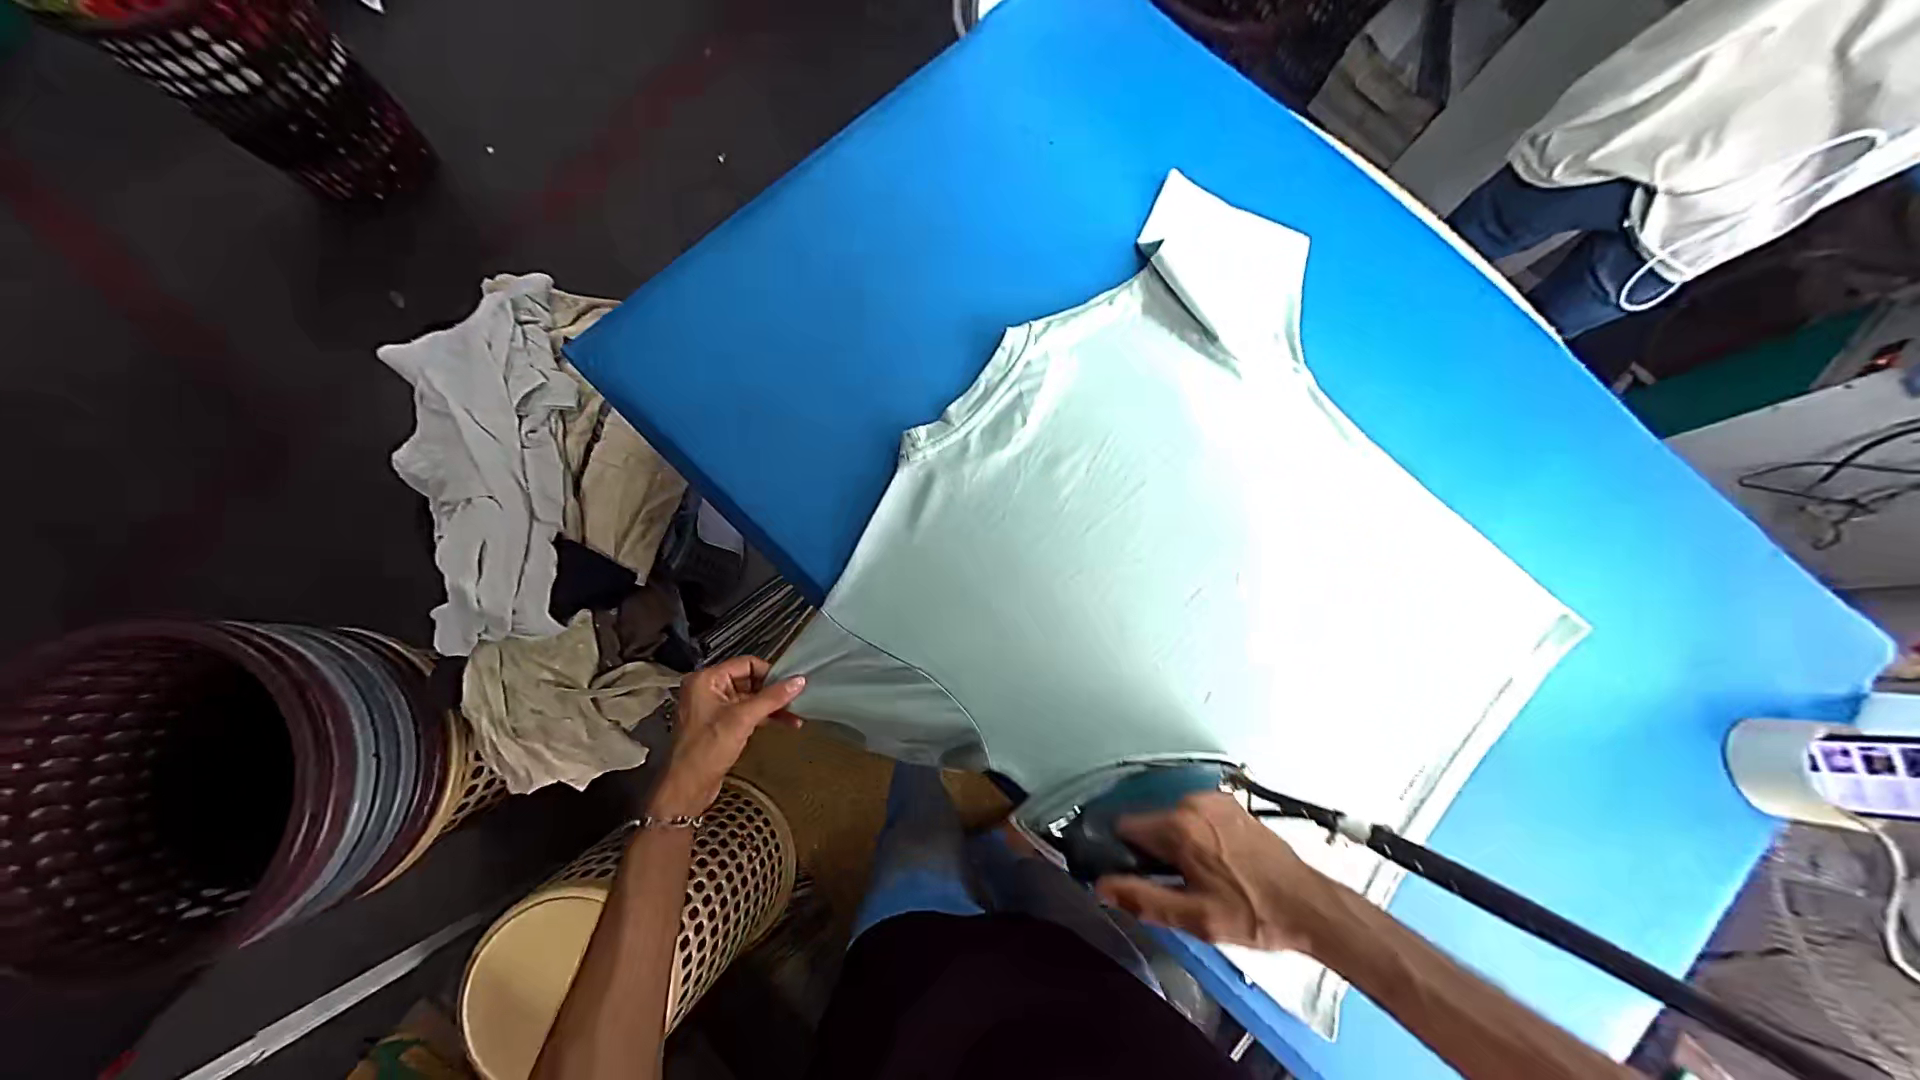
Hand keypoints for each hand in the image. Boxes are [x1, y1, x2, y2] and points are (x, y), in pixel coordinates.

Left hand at [648, 657, 804, 818]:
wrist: (687, 788)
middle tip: (797, 699)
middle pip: (750, 680)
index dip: (770, 673)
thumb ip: (772, 698)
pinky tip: (785, 723)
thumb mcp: (742, 719)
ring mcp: (714, 708)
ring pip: (751, 698)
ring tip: (796, 714)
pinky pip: (748, 713)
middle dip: (774, 692)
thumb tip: (799, 681)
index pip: (746, 664)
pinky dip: (765, 717)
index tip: (791, 684)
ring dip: (773, 706)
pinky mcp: (721, 725)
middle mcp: (708, 690)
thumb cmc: (706, 750)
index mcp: (706, 680)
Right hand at [1094, 792, 1345, 955]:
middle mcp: (1192, 803)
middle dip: (1155, 851)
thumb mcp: (1194, 918)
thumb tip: (1102, 886)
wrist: (1308, 905)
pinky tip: (1217, 860)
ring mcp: (1213, 799)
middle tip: (1179, 883)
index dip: (1125, 853)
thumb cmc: (1252, 914)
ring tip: (1202, 874)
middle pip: (1150, 822)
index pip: (1124, 826)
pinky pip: (1194, 814)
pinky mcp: (1229, 802)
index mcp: (1179, 827)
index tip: (1140, 874)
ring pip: (1172, 818)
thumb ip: (1142, 899)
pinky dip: (1195, 832)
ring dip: (1176, 842)